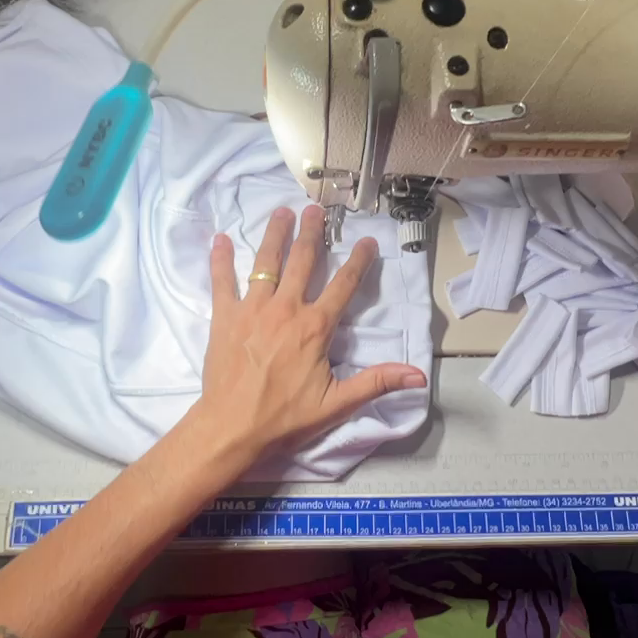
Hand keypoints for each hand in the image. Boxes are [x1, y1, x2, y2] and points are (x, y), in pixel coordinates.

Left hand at [181, 205, 427, 474]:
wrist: (232, 428)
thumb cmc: (285, 418)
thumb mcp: (337, 404)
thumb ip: (377, 383)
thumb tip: (418, 375)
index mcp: (315, 327)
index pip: (343, 285)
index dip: (358, 261)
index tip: (367, 241)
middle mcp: (285, 309)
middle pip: (302, 261)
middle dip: (311, 232)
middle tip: (316, 209)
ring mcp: (252, 309)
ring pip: (265, 262)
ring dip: (275, 235)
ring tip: (281, 212)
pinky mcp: (224, 317)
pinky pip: (222, 282)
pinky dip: (220, 260)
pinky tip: (219, 239)